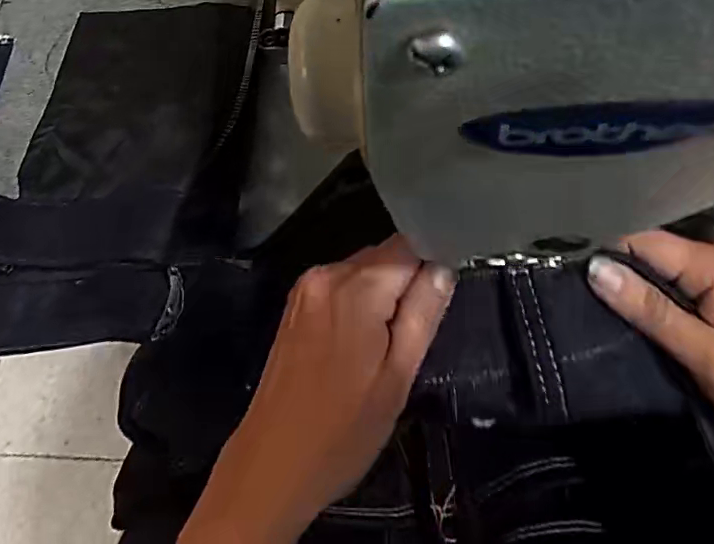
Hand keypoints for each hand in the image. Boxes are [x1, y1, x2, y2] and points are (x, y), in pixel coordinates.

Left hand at [181, 236, 454, 543]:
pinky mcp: (296, 302)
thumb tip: (443, 268)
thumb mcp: (398, 378)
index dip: (431, 269)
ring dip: (382, 296)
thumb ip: (424, 312)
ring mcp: (307, 286)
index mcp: (356, 287)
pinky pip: (343, 284)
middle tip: (407, 340)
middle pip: (386, 255)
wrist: (270, 466)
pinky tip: (355, 347)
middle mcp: (327, 273)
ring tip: (380, 350)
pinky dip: (358, 304)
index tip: (436, 304)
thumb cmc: (341, 432)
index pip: (411, 246)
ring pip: (366, 269)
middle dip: (406, 285)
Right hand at [589, 231, 713, 543]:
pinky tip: (629, 296)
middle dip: (611, 254)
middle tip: (561, 265)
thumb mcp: (713, 362)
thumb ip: (653, 311)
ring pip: (664, 260)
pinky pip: (680, 277)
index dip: (601, 241)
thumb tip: (595, 267)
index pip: (643, 237)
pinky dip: (653, 285)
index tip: (555, 248)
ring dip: (630, 270)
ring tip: (583, 277)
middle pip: (652, 244)